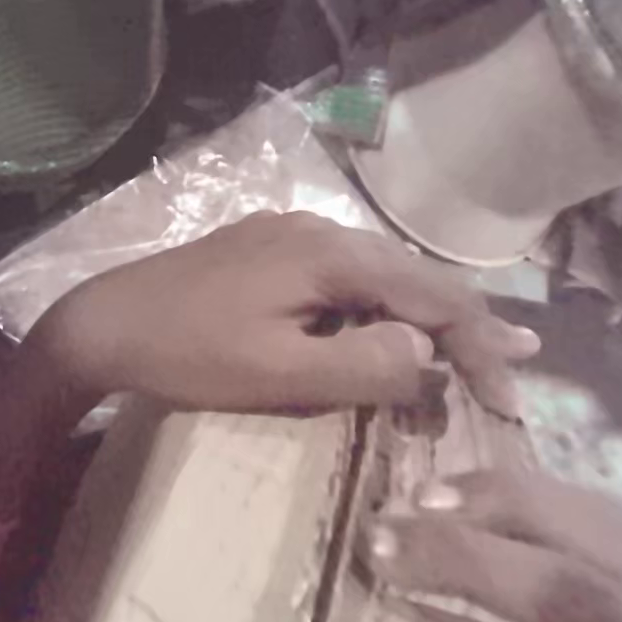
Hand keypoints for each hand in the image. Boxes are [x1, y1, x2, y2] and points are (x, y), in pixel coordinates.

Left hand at [21, 211, 539, 411]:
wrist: (108, 322)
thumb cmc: (191, 353)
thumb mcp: (279, 374)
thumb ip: (362, 363)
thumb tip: (426, 349)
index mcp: (330, 254)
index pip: (431, 294)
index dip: (478, 343)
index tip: (510, 393)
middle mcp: (320, 228)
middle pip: (412, 273)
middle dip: (463, 321)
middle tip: (512, 361)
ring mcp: (292, 231)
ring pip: (380, 268)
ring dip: (423, 308)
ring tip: (468, 343)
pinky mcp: (271, 244)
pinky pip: (344, 269)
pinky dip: (380, 299)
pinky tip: (389, 316)